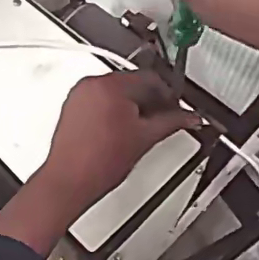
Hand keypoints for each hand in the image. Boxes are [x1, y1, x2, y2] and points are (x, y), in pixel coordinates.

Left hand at [0, 71, 200, 254]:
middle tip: (165, 117)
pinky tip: (122, 129)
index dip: (168, 95)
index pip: (150, 78)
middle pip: (132, 83)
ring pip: (115, 92)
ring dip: (132, 105)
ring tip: (143, 127)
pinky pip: (99, 100)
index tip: (176, 107)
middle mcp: (90, 85)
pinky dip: (113, 109)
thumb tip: (188, 117)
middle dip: (150, 100)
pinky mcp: (72, 107)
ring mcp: (78, 95)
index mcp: (109, 86)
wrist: (70, 181)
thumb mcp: (145, 138)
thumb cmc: (97, 163)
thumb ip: (171, 122)